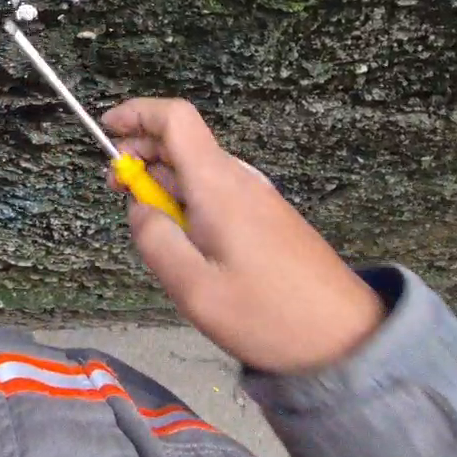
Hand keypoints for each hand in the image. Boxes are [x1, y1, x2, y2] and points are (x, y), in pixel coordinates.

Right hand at [103, 98, 384, 374]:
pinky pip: (211, 191)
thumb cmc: (268, 316)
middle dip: (138, 152)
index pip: (175, 117)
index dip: (135, 113)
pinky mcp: (263, 217)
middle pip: (179, 140)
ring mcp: (253, 197)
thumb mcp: (194, 289)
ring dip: (158, 180)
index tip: (105, 131)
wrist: (351, 344)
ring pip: (193, 168)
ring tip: (146, 221)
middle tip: (117, 189)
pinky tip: (180, 237)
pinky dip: (182, 198)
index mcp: (217, 185)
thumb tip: (139, 209)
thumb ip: (154, 240)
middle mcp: (236, 180)